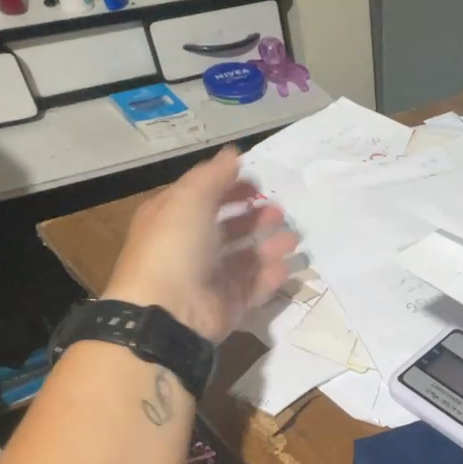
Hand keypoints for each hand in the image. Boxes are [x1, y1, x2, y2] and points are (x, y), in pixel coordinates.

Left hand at [103, 148, 300, 343]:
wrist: (170, 309)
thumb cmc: (175, 247)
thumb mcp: (189, 200)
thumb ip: (214, 177)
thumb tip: (233, 154)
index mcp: (174, 218)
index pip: (204, 197)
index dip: (229, 187)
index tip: (257, 182)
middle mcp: (193, 246)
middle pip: (229, 227)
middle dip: (254, 217)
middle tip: (279, 210)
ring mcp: (213, 275)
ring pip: (247, 255)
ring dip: (269, 244)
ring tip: (292, 237)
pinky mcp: (231, 300)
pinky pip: (256, 283)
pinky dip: (272, 274)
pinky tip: (288, 264)